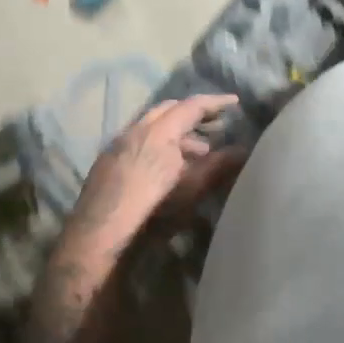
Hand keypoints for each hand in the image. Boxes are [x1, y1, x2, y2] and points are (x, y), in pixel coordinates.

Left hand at [64, 94, 246, 251]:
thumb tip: (244, 150)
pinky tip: (165, 168)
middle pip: (169, 110)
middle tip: (215, 127)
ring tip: (195, 153)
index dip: (216, 102)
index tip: (235, 103)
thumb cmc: (152, 211)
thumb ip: (220, 166)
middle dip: (194, 115)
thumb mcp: (192, 189)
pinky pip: (137, 141)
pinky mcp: (105, 163)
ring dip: (175, 133)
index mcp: (159, 130)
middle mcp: (136, 129)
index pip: (192, 105)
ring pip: (151, 126)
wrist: (98, 239)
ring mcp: (117, 145)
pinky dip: (157, 144)